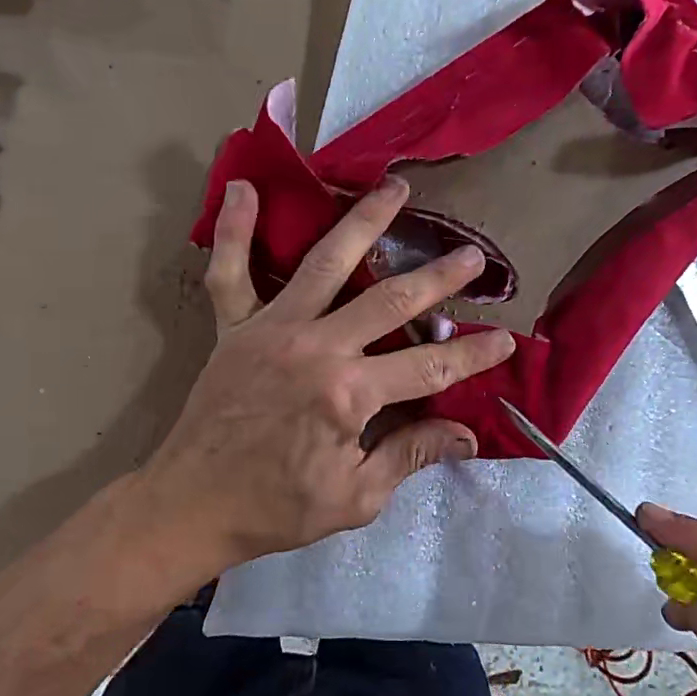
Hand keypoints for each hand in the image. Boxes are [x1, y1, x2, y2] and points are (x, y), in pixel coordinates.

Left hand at [135, 176, 516, 567]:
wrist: (189, 507)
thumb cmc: (277, 508)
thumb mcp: (355, 498)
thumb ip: (410, 455)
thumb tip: (467, 435)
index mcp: (350, 394)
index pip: (432, 367)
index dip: (475, 355)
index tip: (507, 341)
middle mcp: (317, 348)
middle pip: (391, 300)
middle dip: (439, 277)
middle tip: (472, 256)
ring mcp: (273, 329)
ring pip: (325, 263)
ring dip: (365, 221)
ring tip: (395, 188)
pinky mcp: (234, 328)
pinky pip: (230, 272)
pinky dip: (235, 230)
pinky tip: (244, 187)